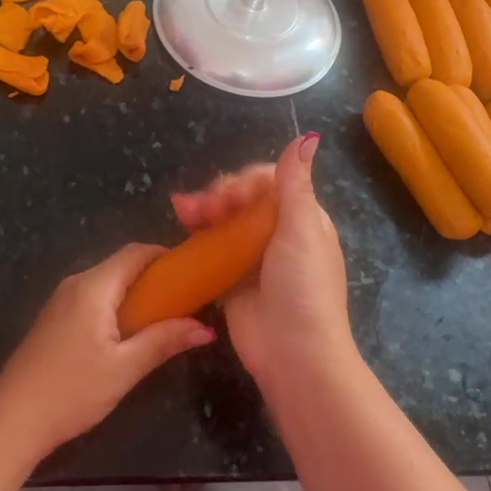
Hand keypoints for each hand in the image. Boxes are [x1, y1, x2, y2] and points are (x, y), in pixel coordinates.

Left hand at [0, 244, 215, 460]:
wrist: (12, 420)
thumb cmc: (71, 391)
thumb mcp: (125, 369)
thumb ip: (164, 341)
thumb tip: (205, 328)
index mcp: (93, 287)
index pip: (136, 252)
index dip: (167, 257)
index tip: (195, 274)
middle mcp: (76, 283)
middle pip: (122, 265)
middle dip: (156, 278)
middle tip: (187, 301)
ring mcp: (61, 300)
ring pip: (108, 283)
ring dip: (137, 295)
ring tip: (166, 319)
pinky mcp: (55, 318)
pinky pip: (94, 298)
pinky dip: (117, 306)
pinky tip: (131, 333)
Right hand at [170, 134, 352, 386]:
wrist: (293, 354)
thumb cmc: (303, 288)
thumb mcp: (303, 230)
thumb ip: (296, 184)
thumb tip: (309, 137)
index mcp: (304, 220)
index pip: (271, 182)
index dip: (246, 181)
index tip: (231, 194)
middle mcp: (279, 235)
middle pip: (244, 199)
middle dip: (220, 194)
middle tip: (204, 207)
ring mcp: (254, 259)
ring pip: (224, 221)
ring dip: (204, 209)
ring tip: (183, 210)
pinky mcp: (232, 280)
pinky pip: (212, 249)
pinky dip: (196, 235)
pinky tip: (181, 226)